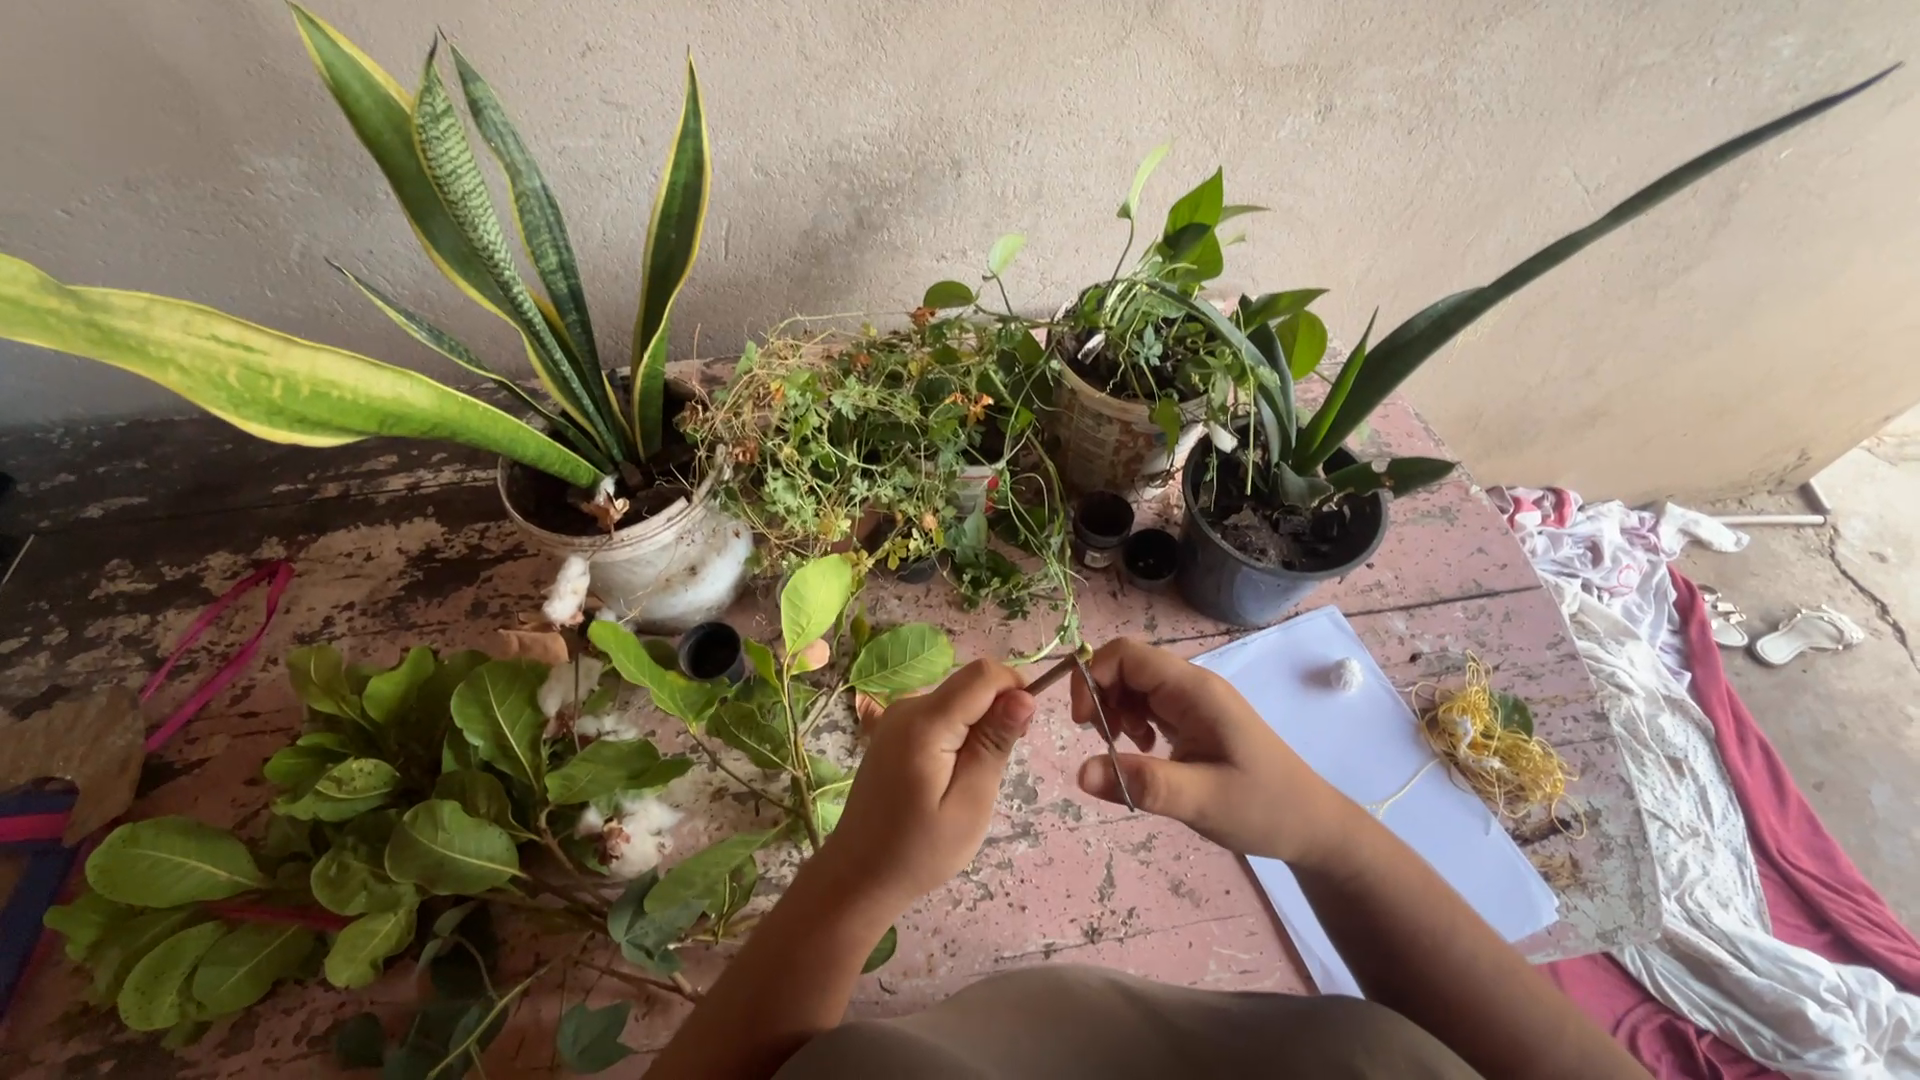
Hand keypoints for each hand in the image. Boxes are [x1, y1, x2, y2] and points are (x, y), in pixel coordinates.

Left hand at [816, 659, 1033, 912]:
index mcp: (925, 722)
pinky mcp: (894, 728)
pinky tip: (954, 773)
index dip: (1015, 689)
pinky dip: (959, 732)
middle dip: (998, 710)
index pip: (983, 675)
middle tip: (999, 765)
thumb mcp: (970, 802)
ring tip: (975, 776)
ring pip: (958, 697)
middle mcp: (907, 707)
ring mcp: (896, 716)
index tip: (1024, 731)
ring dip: (979, 724)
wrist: (860, 873)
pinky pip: (941, 712)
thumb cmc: (920, 850)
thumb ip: (995, 744)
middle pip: (970, 683)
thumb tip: (1024, 696)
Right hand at [1072, 637, 1350, 865]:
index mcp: (1195, 690)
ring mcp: (1193, 703)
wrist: (1313, 825)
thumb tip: (1080, 773)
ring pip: (1133, 686)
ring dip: (1114, 711)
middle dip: (1100, 697)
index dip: (1094, 676)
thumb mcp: (1201, 801)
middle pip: (1126, 667)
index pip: (1127, 654)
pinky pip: (1148, 705)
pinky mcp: (1193, 720)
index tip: (1084, 724)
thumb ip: (1143, 784)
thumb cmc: (1263, 808)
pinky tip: (1143, 752)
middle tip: (1104, 742)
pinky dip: (1131, 723)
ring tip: (1123, 750)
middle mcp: (1191, 687)